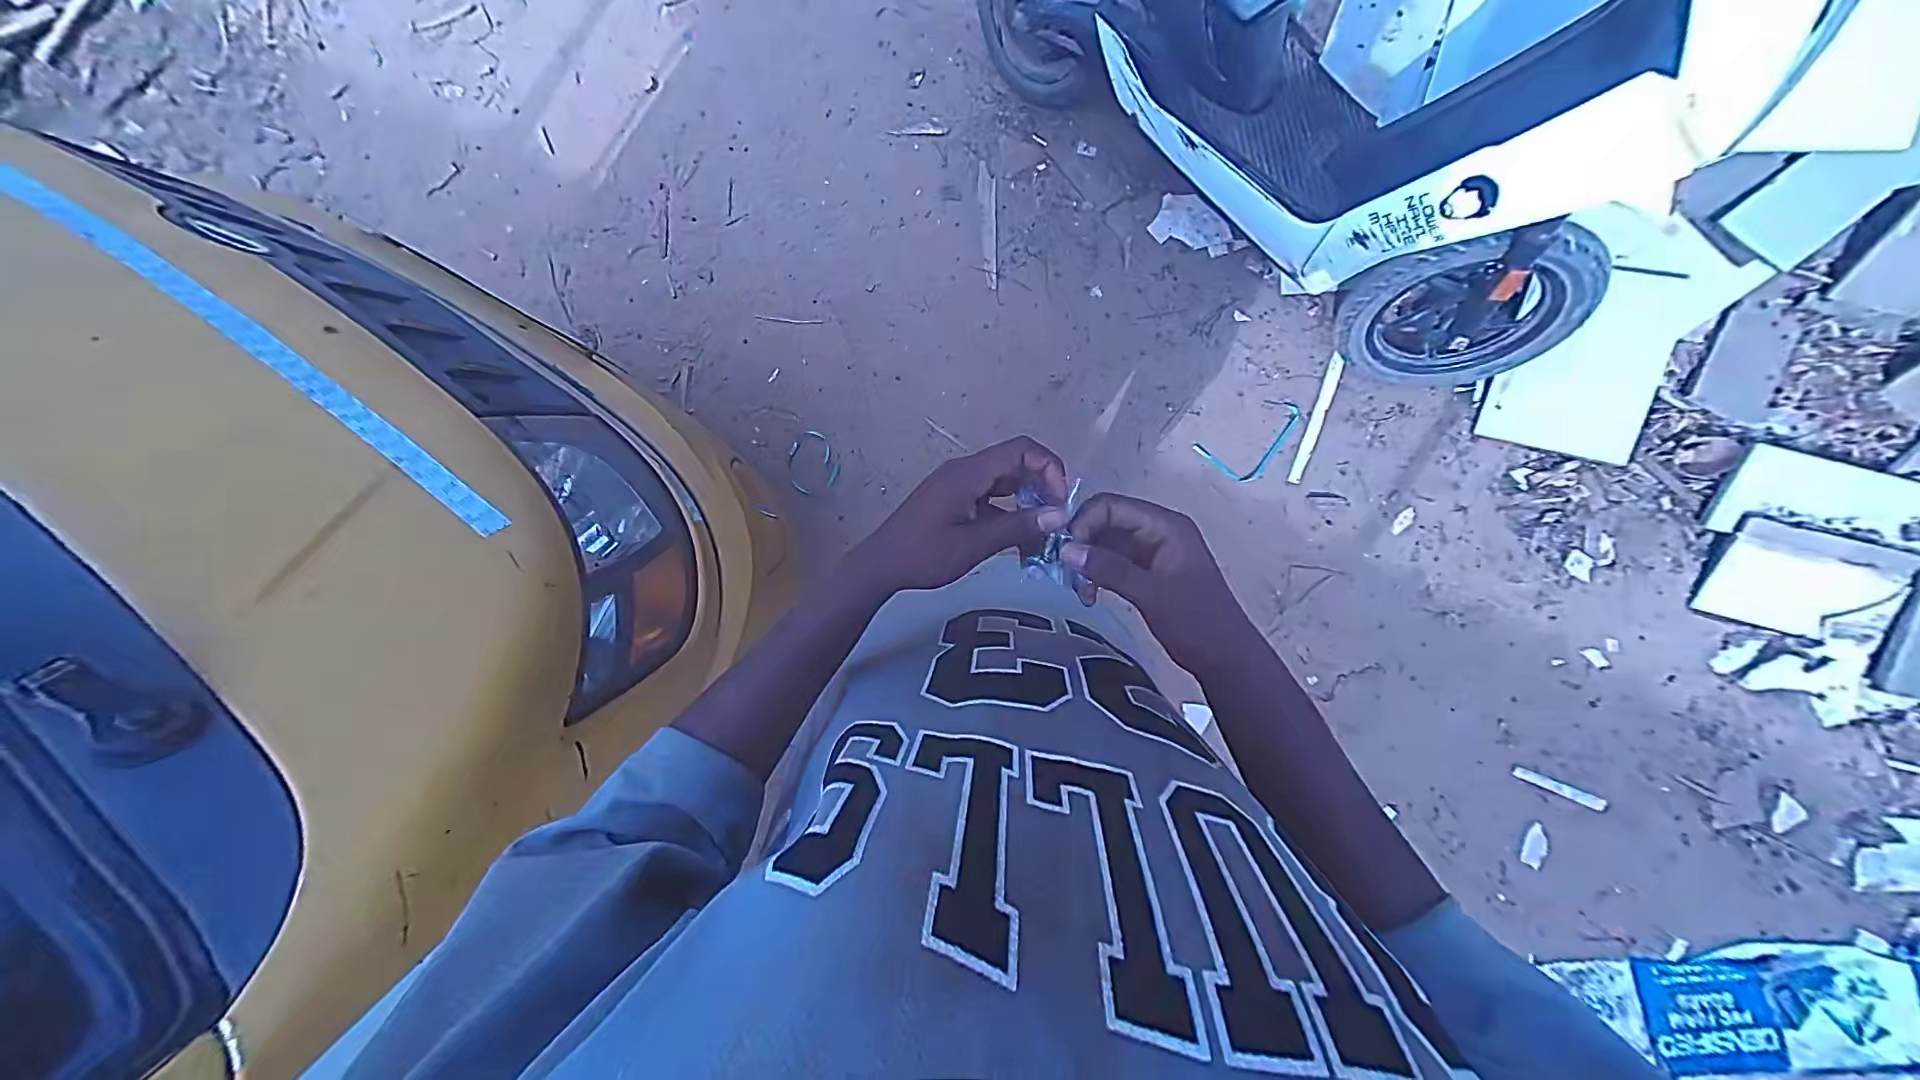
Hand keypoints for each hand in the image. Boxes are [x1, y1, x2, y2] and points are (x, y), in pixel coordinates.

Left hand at [849, 436, 1069, 594]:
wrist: (880, 566)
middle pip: (1016, 464)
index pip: (1022, 450)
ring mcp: (958, 485)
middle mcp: (965, 471)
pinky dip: (1008, 513)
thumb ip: (1018, 527)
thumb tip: (1059, 515)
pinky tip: (1017, 539)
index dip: (1050, 469)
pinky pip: (991, 497)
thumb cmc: (924, 554)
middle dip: (1043, 487)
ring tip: (1041, 532)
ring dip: (1027, 502)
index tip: (1059, 502)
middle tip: (1056, 520)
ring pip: (1005, 482)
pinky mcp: (954, 501)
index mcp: (969, 473)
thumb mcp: (974, 544)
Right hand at [1062, 494, 1257, 674]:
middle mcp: (1158, 532)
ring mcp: (1152, 552)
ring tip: (1077, 588)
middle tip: (1065, 572)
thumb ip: (1109, 569)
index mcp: (1166, 526)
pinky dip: (1097, 575)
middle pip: (1107, 522)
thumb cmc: (1197, 623)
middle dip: (1082, 543)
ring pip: (1106, 544)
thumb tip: (1067, 551)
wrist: (1226, 659)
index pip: (1112, 506)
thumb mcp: (1151, 593)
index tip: (1065, 551)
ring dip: (1087, 562)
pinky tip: (1088, 594)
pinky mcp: (1147, 573)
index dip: (1084, 522)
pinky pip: (1113, 563)